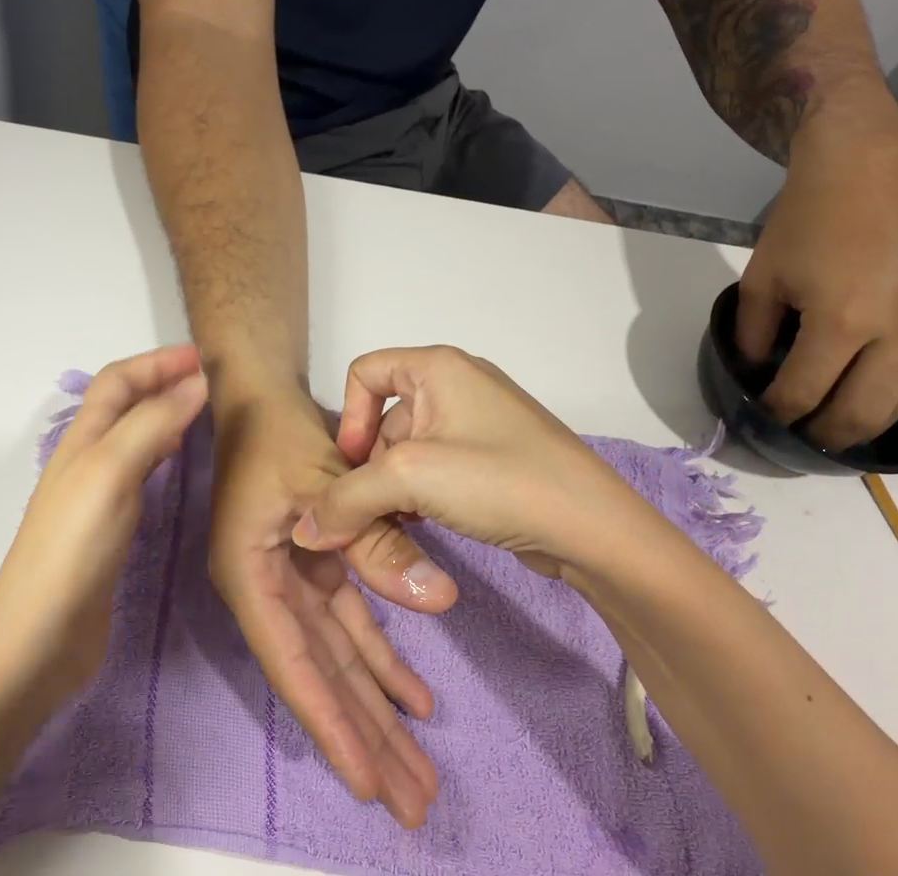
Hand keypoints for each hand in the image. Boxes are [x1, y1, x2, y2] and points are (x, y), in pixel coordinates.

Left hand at [0, 346, 208, 699]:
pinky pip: (141, 478)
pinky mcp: (109, 533)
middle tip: (213, 383)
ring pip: (134, 440)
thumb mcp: (110, 473)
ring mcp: (97, 498)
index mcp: (82, 440)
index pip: (117, 381)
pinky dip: (165, 459)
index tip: (204, 358)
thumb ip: (151, 424)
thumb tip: (195, 381)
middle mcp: (87, 461)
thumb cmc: (72, 549)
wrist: (39, 640)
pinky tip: (183, 470)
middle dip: (164, 384)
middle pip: (125, 406)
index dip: (156, 362)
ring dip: (166, 419)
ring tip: (207, 417)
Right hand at [207, 380, 452, 828]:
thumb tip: (436, 599)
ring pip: (338, 657)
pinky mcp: (314, 568)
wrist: (258, 395)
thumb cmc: (276, 430)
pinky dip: (382, 657)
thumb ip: (377, 540)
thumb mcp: (326, 478)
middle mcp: (264, 589)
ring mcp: (289, 581)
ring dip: (377, 708)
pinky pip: (350, 622)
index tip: (370, 783)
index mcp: (249, 575)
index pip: (294, 664)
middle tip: (410, 802)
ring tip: (418, 769)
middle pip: (318, 675)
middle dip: (365, 737)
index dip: (332, 724)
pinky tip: (414, 697)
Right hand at [294, 347, 663, 578]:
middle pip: (383, 418)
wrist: (593, 529)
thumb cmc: (499, 480)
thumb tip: (304, 530)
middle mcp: (457, 385)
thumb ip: (346, 498)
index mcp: (438, 366)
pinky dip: (420, 495)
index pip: (364, 371)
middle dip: (371, 466)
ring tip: (401, 523)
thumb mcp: (410, 479)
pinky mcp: (492, 460)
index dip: (349, 417)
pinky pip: (435, 469)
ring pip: (407, 451)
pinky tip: (424, 526)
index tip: (355, 465)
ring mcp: (478, 424)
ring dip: (394, 487)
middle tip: (372, 510)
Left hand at [739, 140, 897, 448]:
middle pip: (861, 412)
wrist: (870, 169)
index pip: (805, 391)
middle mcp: (897, 332)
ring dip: (865, 424)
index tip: (763, 420)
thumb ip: (755, 333)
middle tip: (798, 440)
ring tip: (830, 431)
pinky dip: (892, 396)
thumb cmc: (805, 221)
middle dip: (825, 434)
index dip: (779, 412)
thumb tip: (758, 372)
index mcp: (843, 323)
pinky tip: (865, 399)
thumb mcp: (762, 279)